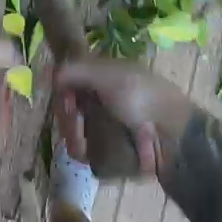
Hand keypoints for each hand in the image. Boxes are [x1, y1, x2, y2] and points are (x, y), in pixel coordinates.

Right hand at [52, 58, 195, 177]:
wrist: (170, 135)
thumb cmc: (140, 97)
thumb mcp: (108, 75)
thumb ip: (76, 70)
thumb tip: (51, 74)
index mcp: (104, 76)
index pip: (70, 82)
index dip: (63, 92)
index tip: (66, 102)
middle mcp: (102, 98)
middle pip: (69, 107)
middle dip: (67, 117)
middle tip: (74, 126)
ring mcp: (106, 125)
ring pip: (74, 130)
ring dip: (72, 135)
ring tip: (81, 143)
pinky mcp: (109, 148)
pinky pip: (86, 149)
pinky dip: (81, 150)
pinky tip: (84, 152)